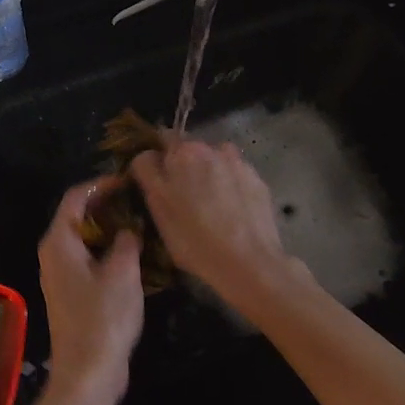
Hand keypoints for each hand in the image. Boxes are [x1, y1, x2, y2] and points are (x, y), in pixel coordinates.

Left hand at [37, 178, 145, 404]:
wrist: (88, 373)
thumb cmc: (103, 318)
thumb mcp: (123, 273)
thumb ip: (126, 241)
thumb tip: (129, 228)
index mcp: (58, 242)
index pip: (75, 197)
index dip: (101, 185)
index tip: (128, 180)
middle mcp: (53, 253)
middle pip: (77, 216)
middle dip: (107, 205)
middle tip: (139, 199)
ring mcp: (61, 274)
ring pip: (84, 238)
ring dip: (109, 228)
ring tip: (141, 222)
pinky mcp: (72, 292)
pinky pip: (88, 259)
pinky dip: (107, 250)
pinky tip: (134, 253)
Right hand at [129, 140, 299, 314]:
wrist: (250, 262)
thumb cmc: (194, 239)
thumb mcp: (158, 209)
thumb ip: (148, 174)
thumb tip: (148, 156)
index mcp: (181, 152)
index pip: (159, 141)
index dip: (154, 162)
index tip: (154, 182)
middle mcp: (210, 148)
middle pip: (189, 150)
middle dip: (183, 168)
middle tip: (182, 199)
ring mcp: (237, 162)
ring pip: (214, 161)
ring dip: (208, 174)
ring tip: (210, 205)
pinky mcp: (257, 179)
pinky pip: (235, 175)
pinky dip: (230, 186)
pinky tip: (232, 212)